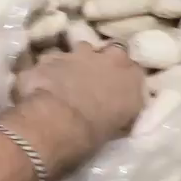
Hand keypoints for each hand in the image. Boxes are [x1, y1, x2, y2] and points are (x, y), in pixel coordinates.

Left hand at [12, 43, 145, 169]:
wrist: (58, 121)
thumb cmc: (94, 132)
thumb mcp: (119, 126)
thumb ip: (122, 108)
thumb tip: (117, 107)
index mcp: (130, 78)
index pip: (135, 70)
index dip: (124, 77)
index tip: (118, 87)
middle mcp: (109, 59)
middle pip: (113, 51)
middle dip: (106, 60)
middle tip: (96, 77)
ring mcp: (79, 53)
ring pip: (83, 48)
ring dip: (79, 60)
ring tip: (70, 76)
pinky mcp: (52, 56)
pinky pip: (54, 59)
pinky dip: (51, 68)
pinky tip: (45, 81)